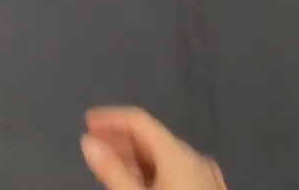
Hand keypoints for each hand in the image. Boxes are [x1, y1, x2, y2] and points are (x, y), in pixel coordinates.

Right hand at [81, 108, 225, 189]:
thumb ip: (112, 167)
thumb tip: (87, 140)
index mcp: (179, 150)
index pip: (138, 118)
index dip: (110, 115)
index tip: (88, 120)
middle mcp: (196, 156)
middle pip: (151, 136)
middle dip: (121, 139)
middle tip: (96, 145)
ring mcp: (208, 175)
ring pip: (164, 155)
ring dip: (136, 157)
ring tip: (114, 167)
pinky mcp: (212, 189)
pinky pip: (177, 170)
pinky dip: (154, 170)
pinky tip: (142, 182)